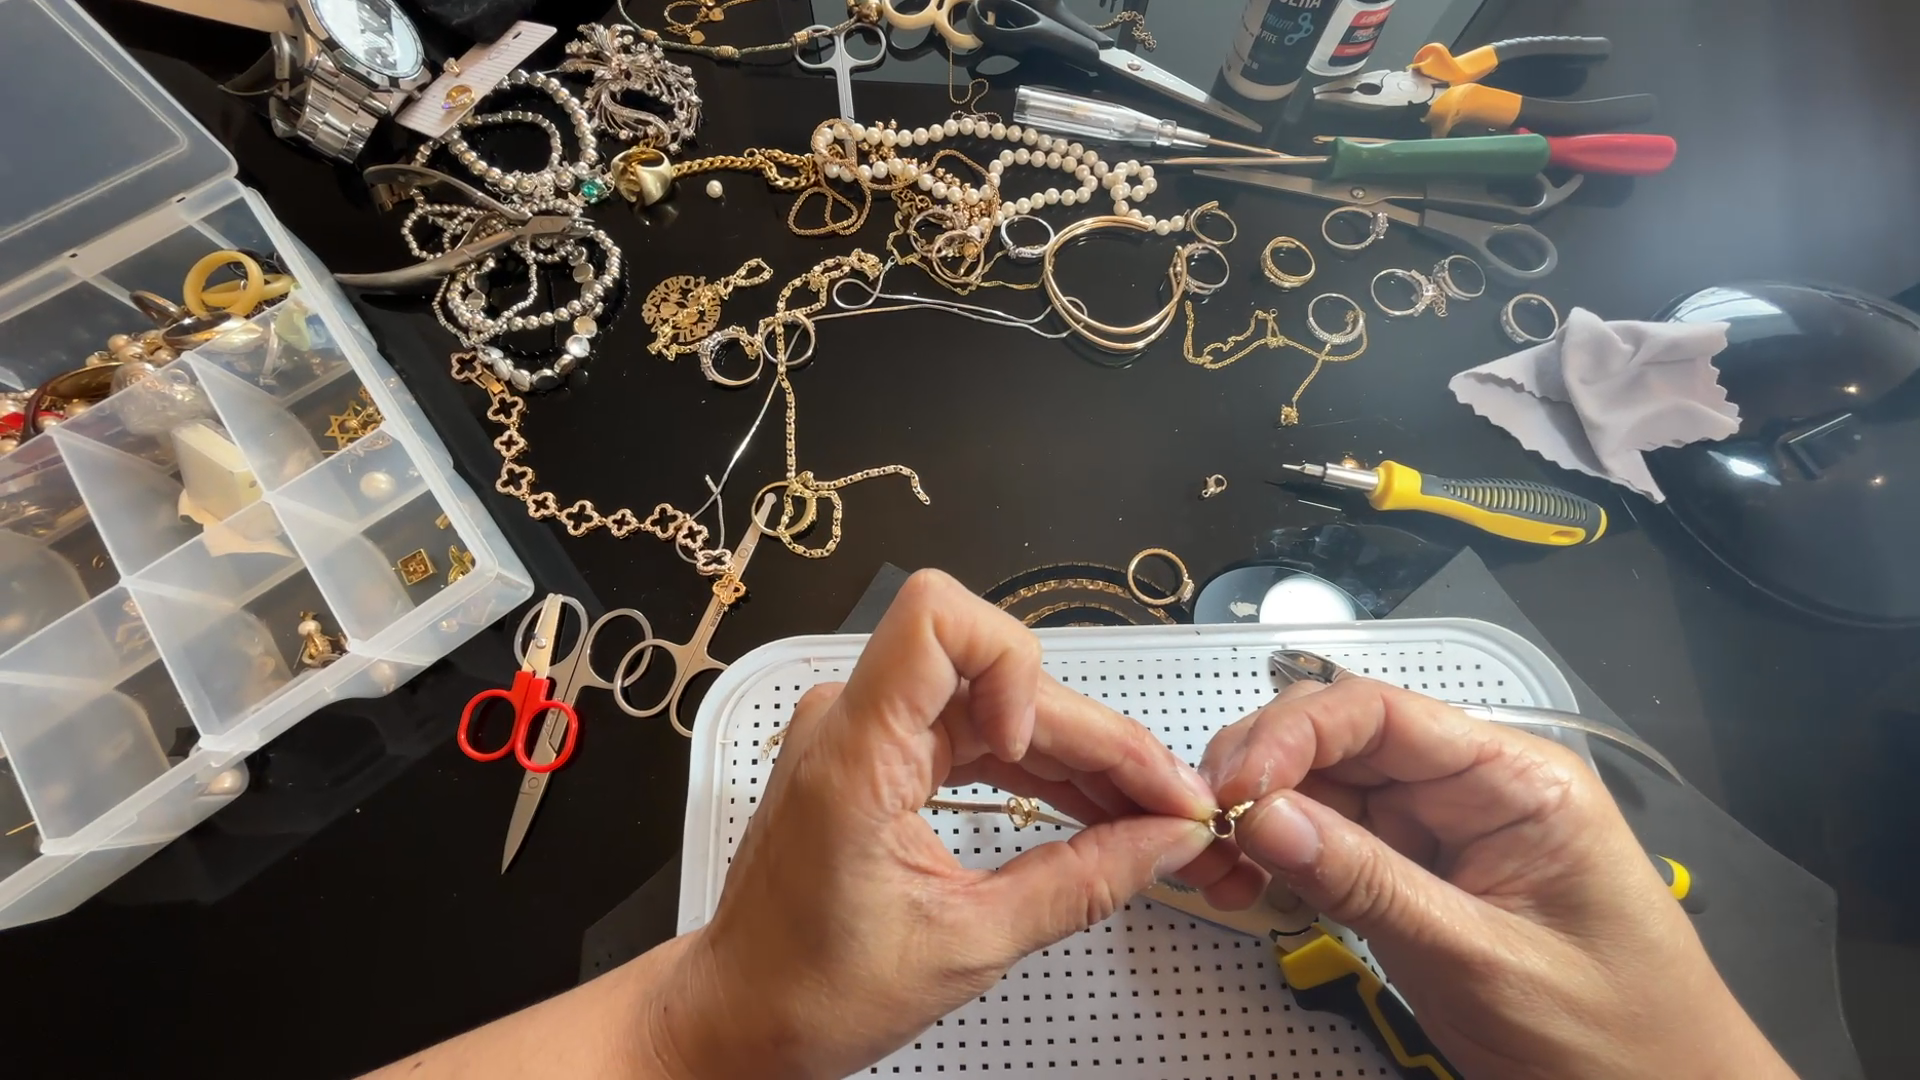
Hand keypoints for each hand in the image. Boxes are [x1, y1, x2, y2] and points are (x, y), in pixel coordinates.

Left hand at [651, 570, 1224, 1079]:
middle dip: (1094, 734)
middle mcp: (859, 716)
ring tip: (1147, 810)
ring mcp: (873, 727)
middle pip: (1002, 674)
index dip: (1011, 661)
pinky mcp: (888, 748)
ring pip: (1004, 701)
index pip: (936, 618)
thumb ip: (1079, 884)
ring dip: (1079, 751)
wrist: (740, 1007)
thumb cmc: (812, 986)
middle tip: (1168, 800)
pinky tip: (1092, 807)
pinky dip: (1041, 767)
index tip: (1036, 746)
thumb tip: (1163, 841)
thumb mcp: (964, 945)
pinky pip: (980, 732)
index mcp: (856, 752)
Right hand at [1193, 677, 1794, 1079]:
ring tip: (1214, 857)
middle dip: (1260, 767)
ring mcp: (1420, 821)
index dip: (1293, 734)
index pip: (1378, 714)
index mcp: (1508, 776)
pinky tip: (1239, 875)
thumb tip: (1256, 817)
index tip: (1234, 787)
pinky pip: (1313, 833)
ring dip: (1252, 812)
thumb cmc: (1614, 1043)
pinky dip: (1267, 850)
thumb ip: (1366, 882)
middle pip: (1331, 737)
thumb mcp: (1483, 962)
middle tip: (1208, 820)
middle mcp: (1456, 780)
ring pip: (1310, 782)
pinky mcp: (1394, 860)